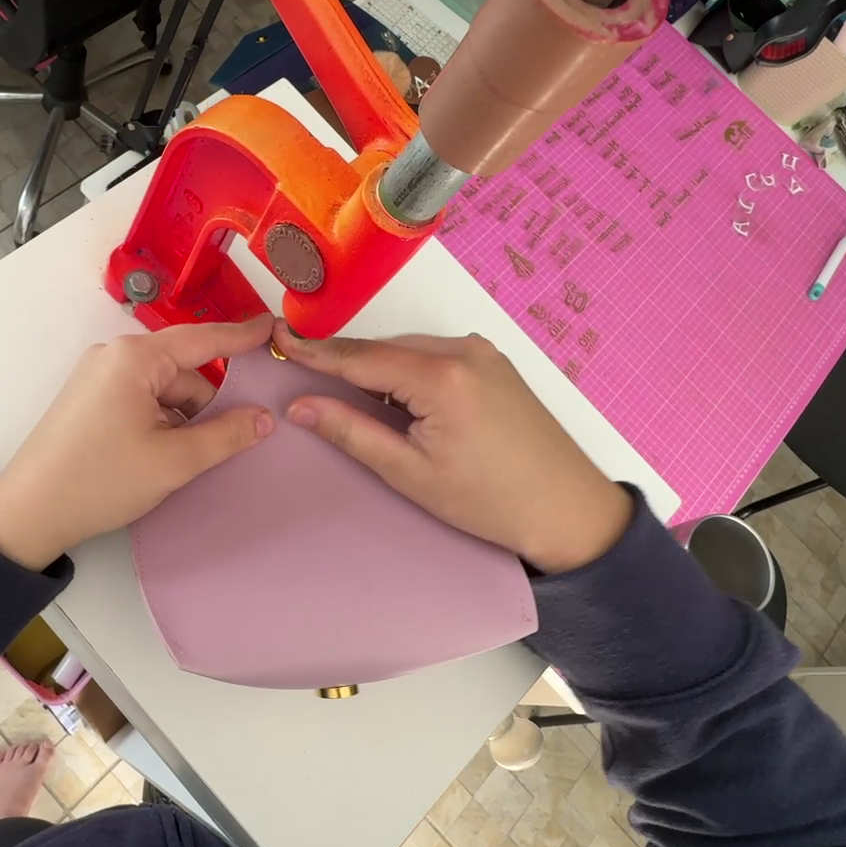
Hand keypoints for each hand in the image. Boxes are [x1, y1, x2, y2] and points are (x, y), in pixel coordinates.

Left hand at [0, 318, 276, 568]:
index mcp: (134, 358)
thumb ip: (226, 435)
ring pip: (163, 391)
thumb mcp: (174, 461)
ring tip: (184, 462)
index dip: (241, 336)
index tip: (272, 328)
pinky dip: (160, 423)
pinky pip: (140, 401)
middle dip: (207, 404)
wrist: (30, 512)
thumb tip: (264, 417)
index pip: (203, 339)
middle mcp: (114, 357)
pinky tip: (162, 456)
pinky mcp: (89, 401)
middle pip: (183, 371)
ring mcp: (97, 378)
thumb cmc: (101, 480)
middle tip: (229, 442)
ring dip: (182, 420)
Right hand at [272, 322, 630, 572]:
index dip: (314, 350)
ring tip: (343, 393)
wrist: (567, 509)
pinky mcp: (494, 364)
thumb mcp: (408, 472)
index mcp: (441, 377)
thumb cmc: (486, 500)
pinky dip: (404, 371)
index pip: (360, 357)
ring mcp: (483, 354)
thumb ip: (350, 431)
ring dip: (375, 369)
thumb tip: (300, 406)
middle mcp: (463, 351)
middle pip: (383, 350)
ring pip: (408, 351)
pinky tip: (394, 396)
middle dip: (343, 362)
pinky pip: (433, 357)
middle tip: (300, 370)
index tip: (278, 338)